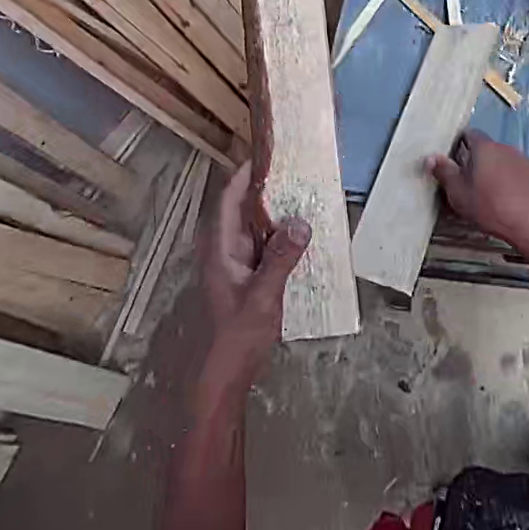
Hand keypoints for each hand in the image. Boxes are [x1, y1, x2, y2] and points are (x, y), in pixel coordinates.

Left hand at [199, 166, 309, 375]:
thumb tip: (302, 222)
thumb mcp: (263, 296)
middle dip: (269, 188)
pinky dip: (283, 234)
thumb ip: (281, 259)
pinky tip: (305, 233)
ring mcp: (237, 263)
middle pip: (244, 208)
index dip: (246, 173)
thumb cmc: (237, 335)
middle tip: (299, 169)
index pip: (230, 198)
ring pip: (257, 226)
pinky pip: (266, 245)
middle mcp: (226, 249)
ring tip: (308, 193)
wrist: (225, 376)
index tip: (269, 153)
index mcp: (220, 247)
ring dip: (278, 211)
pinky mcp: (249, 275)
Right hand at [427, 130, 528, 258]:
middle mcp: (505, 147)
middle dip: (473, 161)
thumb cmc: (491, 205)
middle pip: (485, 148)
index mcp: (485, 146)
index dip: (457, 145)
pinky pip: (512, 173)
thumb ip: (444, 172)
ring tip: (482, 194)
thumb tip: (430, 157)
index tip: (451, 162)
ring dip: (490, 172)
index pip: (469, 134)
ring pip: (499, 161)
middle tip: (463, 182)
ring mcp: (522, 160)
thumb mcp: (459, 192)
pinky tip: (501, 200)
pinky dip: (505, 181)